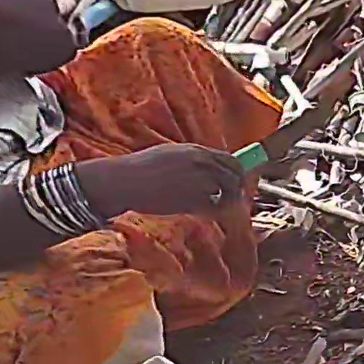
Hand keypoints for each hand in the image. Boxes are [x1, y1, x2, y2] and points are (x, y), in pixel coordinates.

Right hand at [77, 144, 245, 217]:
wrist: (124, 181)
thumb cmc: (142, 169)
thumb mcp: (171, 154)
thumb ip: (194, 160)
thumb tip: (213, 168)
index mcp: (197, 151)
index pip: (231, 161)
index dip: (237, 173)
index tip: (239, 182)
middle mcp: (202, 164)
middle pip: (234, 178)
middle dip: (237, 189)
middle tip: (233, 199)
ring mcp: (200, 181)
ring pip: (226, 194)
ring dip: (223, 202)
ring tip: (211, 206)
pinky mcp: (194, 199)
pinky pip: (213, 208)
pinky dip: (211, 211)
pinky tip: (201, 211)